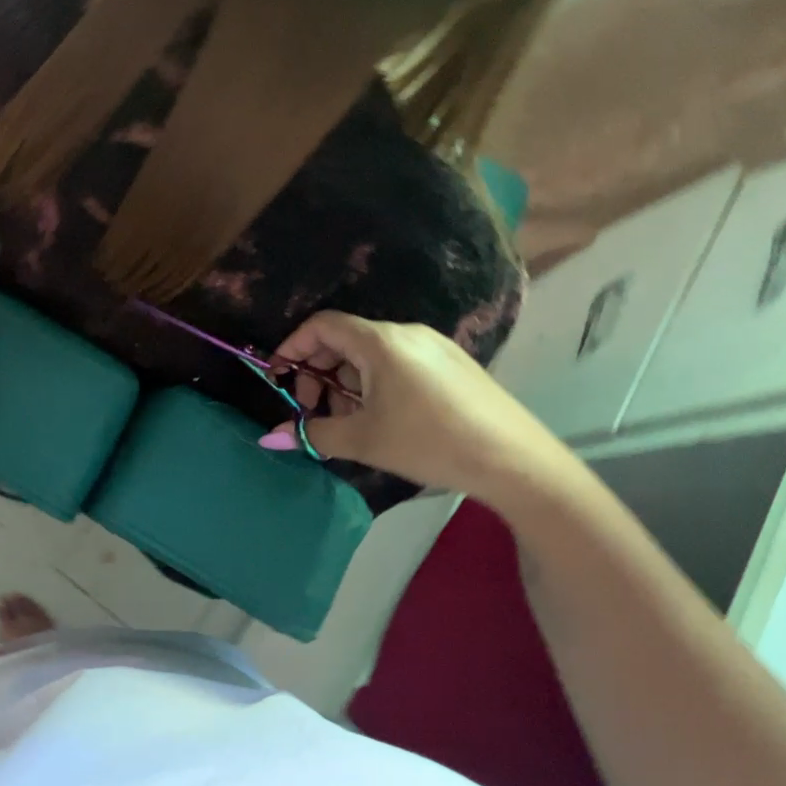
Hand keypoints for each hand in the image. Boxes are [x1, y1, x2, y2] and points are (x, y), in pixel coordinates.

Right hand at [260, 311, 575, 503]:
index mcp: (380, 341)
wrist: (514, 460)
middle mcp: (406, 333)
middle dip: (318, 372)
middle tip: (313, 411)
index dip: (292, 348)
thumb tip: (270, 437)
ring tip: (348, 422)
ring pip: (371, 354)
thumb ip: (312, 433)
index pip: (321, 325)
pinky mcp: (452, 363)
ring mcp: (433, 346)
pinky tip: (382, 419)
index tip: (279, 379)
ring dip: (346, 383)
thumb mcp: (362, 440)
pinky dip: (374, 384)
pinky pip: (397, 362)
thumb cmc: (429, 442)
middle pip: (344, 339)